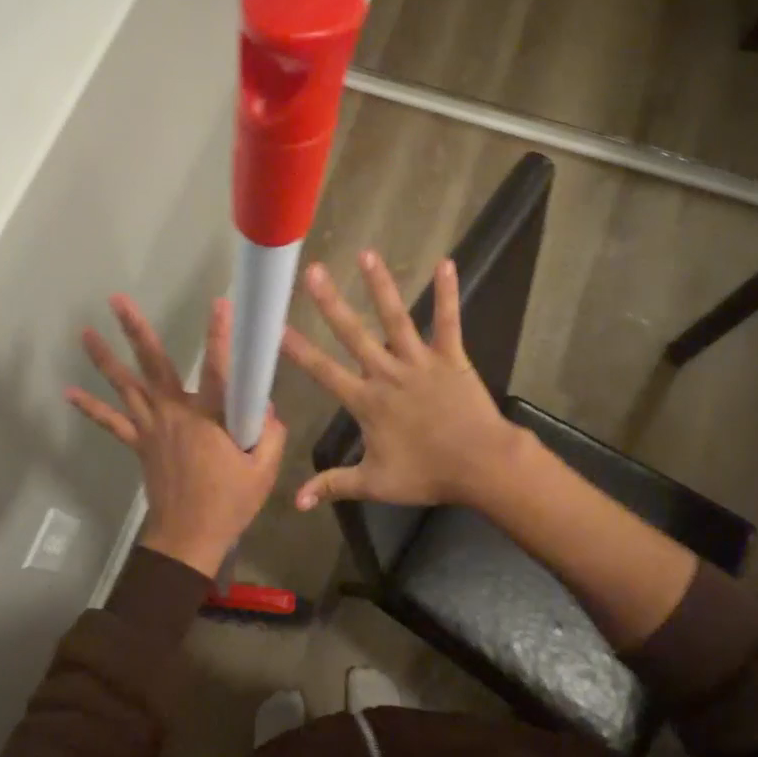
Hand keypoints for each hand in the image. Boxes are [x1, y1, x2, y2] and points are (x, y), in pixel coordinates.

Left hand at [66, 294, 285, 576]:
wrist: (189, 538)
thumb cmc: (229, 504)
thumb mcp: (263, 471)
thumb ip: (270, 433)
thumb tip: (266, 406)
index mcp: (208, 418)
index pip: (218, 369)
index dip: (221, 335)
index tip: (220, 303)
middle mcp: (174, 414)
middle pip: (154, 366)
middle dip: (136, 331)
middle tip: (118, 300)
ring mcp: (151, 428)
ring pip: (125, 387)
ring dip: (104, 358)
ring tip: (86, 332)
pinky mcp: (139, 444)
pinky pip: (112, 423)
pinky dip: (91, 408)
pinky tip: (69, 392)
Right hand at [281, 250, 527, 511]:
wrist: (481, 465)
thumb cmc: (427, 475)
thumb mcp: (374, 484)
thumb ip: (333, 486)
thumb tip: (295, 502)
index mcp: (367, 402)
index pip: (324, 372)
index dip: (298, 350)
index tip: (276, 326)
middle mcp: (388, 374)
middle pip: (353, 334)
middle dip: (330, 302)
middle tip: (312, 272)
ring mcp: (420, 362)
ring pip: (396, 318)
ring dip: (380, 286)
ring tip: (366, 254)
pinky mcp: (451, 357)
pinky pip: (448, 320)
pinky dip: (448, 293)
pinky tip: (447, 263)